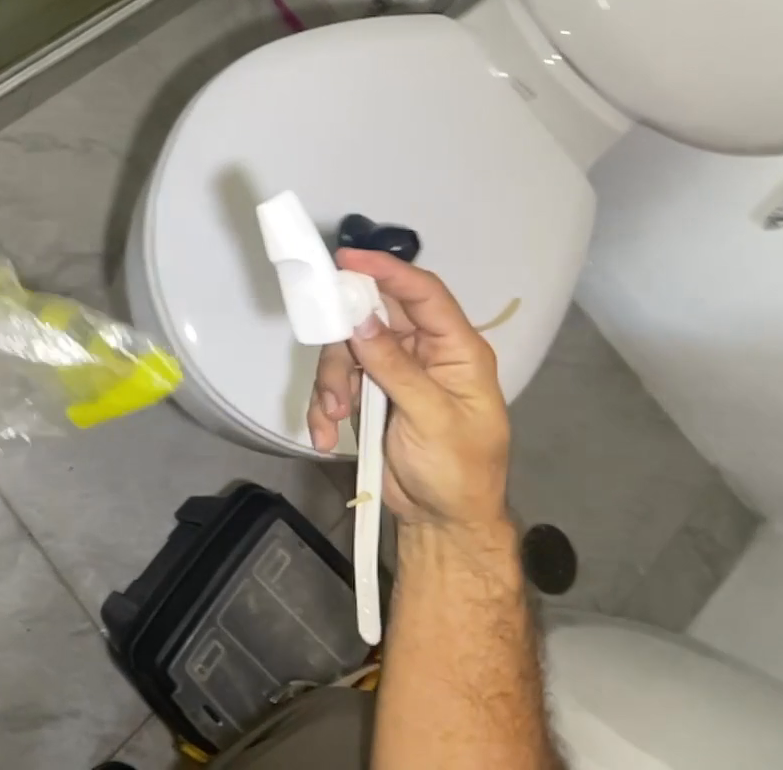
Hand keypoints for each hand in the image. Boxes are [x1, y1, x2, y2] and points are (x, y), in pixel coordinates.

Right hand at [306, 249, 510, 527]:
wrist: (442, 522)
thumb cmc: (458, 471)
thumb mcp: (432, 419)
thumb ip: (396, 367)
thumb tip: (360, 318)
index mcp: (455, 349)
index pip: (423, 294)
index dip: (387, 270)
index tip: (346, 259)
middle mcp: (422, 352)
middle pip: (370, 318)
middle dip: (344, 345)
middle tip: (334, 374)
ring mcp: (391, 371)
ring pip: (344, 350)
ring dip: (331, 383)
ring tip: (333, 417)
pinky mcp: (366, 393)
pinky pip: (334, 382)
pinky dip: (324, 406)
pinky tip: (327, 435)